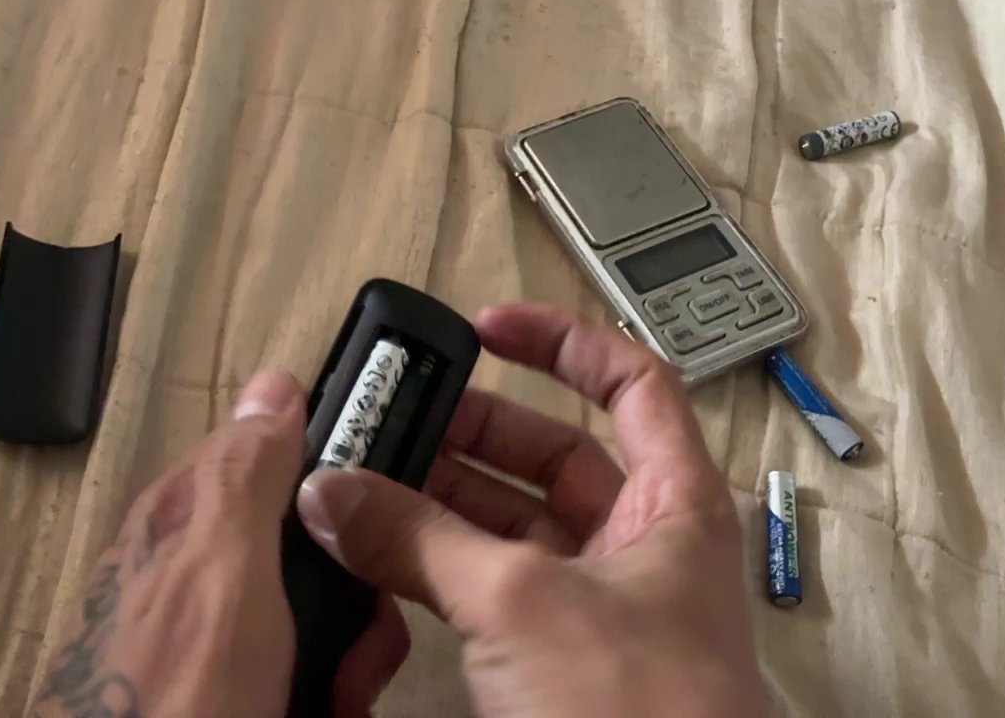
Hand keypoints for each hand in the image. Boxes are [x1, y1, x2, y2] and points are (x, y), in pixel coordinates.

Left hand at [35, 372, 408, 717]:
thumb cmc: (182, 704)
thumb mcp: (221, 576)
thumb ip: (249, 476)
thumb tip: (275, 377)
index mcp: (190, 512)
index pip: (281, 449)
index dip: (337, 479)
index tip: (378, 529)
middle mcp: (198, 561)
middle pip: (304, 534)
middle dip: (351, 588)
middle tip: (363, 655)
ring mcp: (211, 630)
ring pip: (309, 602)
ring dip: (346, 647)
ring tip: (346, 698)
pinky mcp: (225, 683)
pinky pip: (294, 659)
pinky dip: (323, 685)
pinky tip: (326, 710)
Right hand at [294, 305, 766, 717]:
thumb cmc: (640, 714)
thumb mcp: (526, 605)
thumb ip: (423, 539)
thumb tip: (332, 491)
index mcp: (672, 501)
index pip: (631, 381)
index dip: (562, 341)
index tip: (488, 326)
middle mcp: (636, 541)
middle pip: (553, 451)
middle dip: (475, 428)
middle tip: (402, 415)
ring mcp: (590, 600)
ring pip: (510, 519)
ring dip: (441, 497)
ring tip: (370, 475)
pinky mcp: (550, 656)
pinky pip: (486, 579)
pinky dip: (434, 559)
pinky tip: (380, 547)